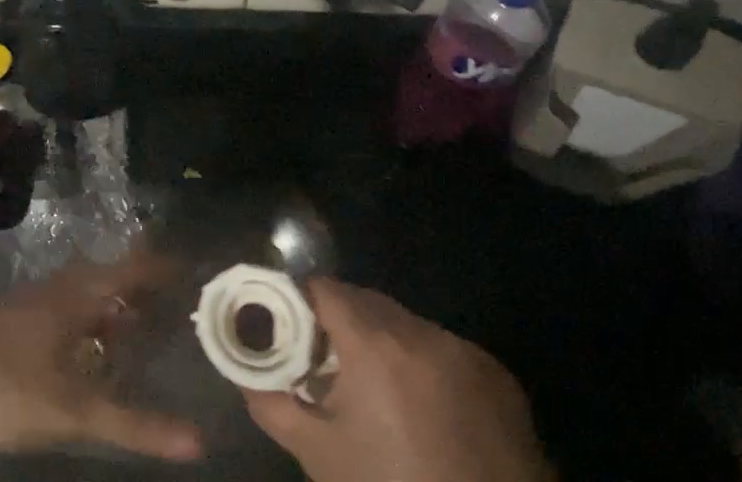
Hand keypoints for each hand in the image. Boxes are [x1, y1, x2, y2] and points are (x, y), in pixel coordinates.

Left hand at [0, 254, 203, 461]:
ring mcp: (22, 308)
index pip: (123, 271)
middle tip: (173, 305)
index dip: (157, 268)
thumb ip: (131, 425)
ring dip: (108, 308)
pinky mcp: (7, 327)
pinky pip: (60, 314)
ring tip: (139, 329)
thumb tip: (197, 441)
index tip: (192, 269)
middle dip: (136, 289)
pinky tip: (87, 354)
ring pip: (77, 298)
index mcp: (66, 298)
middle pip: (101, 280)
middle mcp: (47, 293)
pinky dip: (84, 325)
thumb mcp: (68, 413)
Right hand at [245, 280, 547, 481]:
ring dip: (381, 340)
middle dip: (337, 320)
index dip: (297, 300)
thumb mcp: (319, 453)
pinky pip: (444, 348)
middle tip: (321, 360)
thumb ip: (271, 404)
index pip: (322, 287)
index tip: (284, 326)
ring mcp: (465, 351)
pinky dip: (423, 363)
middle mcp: (421, 332)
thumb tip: (244, 374)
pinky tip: (421, 407)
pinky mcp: (498, 375)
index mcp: (374, 344)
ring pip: (405, 323)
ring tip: (372, 387)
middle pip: (364, 300)